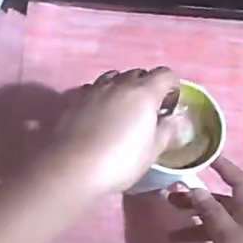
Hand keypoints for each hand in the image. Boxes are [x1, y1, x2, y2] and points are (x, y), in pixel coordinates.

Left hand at [40, 68, 185, 197]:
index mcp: (143, 92)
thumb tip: (171, 120)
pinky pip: (91, 90)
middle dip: (146, 86)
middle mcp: (117, 84)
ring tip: (120, 110)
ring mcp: (92, 90)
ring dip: (120, 88)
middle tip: (145, 110)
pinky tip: (96, 115)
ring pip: (112, 78)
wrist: (71, 168)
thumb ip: (166, 131)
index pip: (165, 74)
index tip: (169, 106)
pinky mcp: (72, 100)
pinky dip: (99, 96)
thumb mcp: (152, 152)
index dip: (172, 87)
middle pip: (137, 74)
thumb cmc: (119, 162)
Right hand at [169, 157, 242, 242]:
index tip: (205, 158)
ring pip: (213, 228)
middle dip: (196, 202)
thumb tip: (195, 188)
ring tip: (169, 235)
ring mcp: (241, 242)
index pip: (239, 181)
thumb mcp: (228, 234)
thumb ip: (211, 211)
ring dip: (192, 229)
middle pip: (220, 205)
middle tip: (170, 200)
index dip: (224, 168)